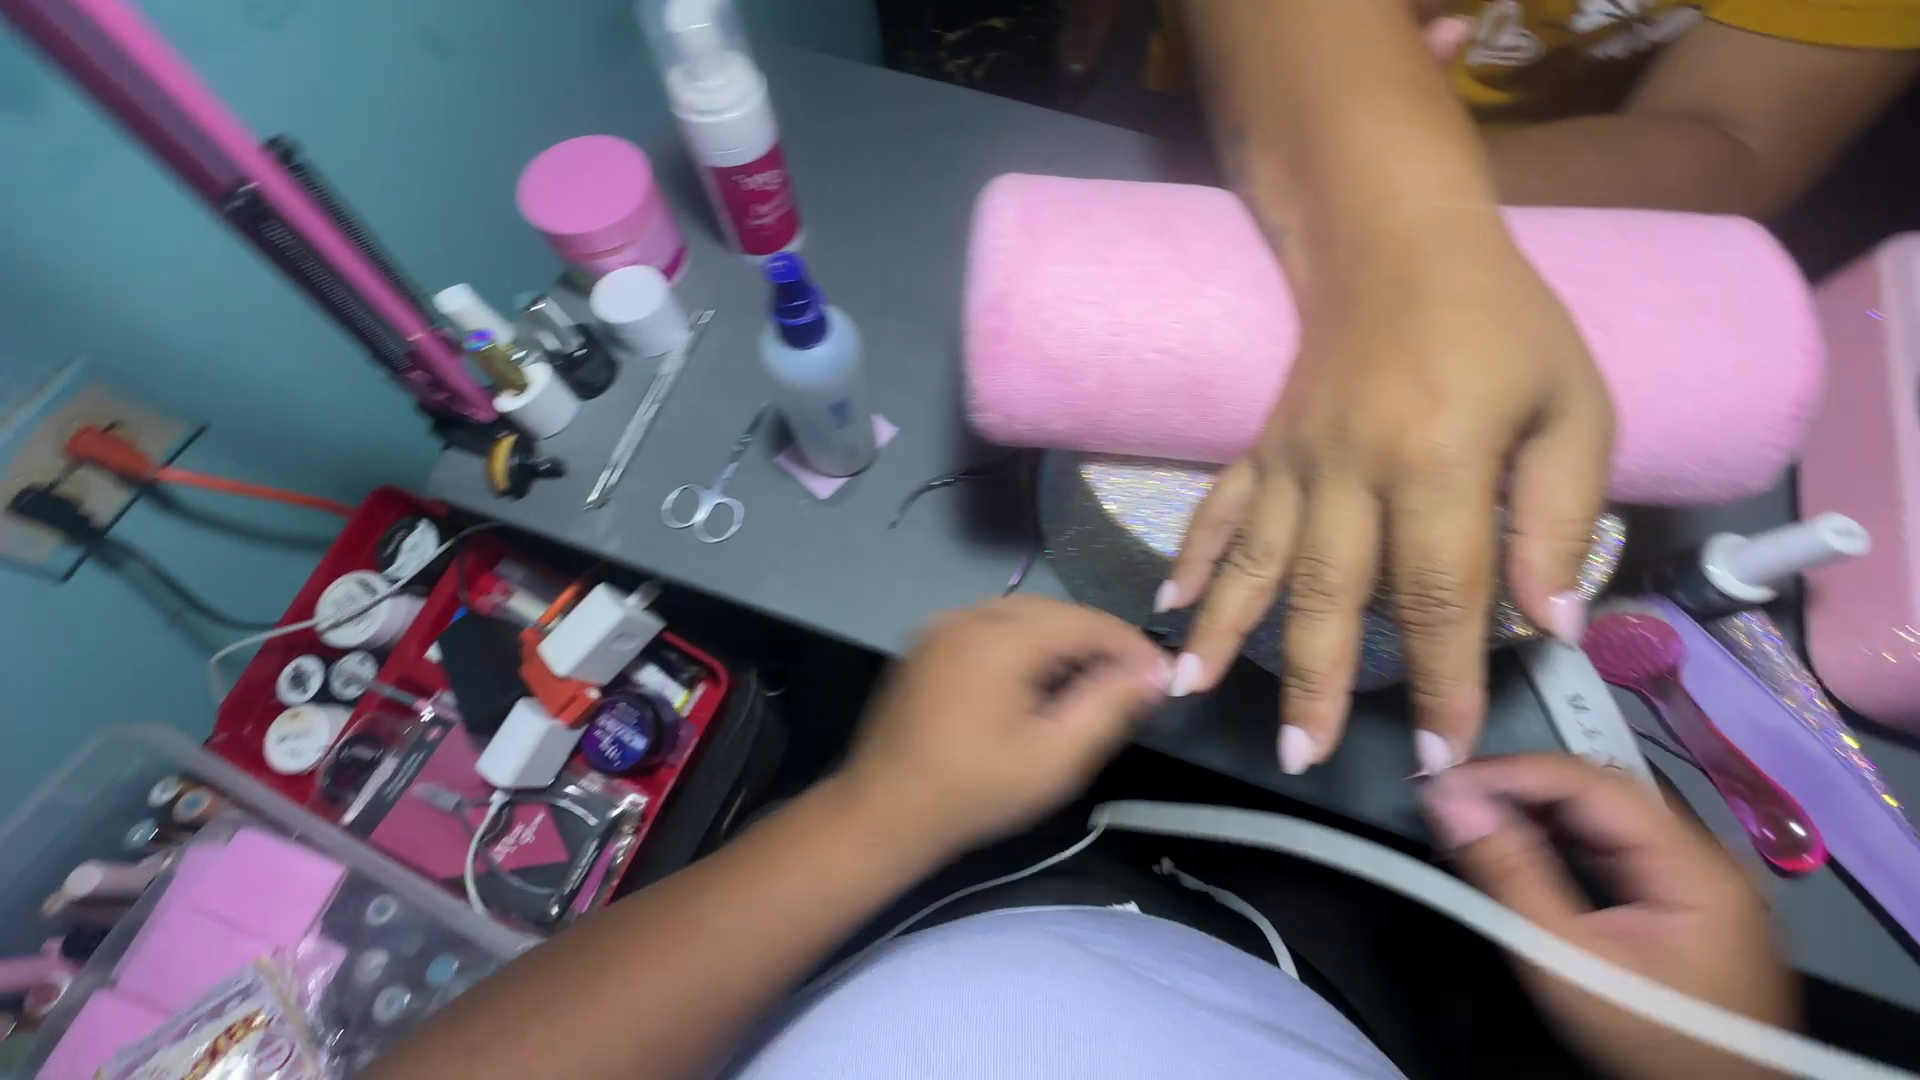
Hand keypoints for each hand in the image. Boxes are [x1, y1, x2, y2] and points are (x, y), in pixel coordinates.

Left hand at [837, 596, 1170, 856]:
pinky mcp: (929, 644)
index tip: (1165, 676)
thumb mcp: (1056, 757)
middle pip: (1053, 613)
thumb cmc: (975, 791)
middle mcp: (968, 614)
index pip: (1084, 622)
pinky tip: (1039, 682)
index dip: (1131, 646)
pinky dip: (1026, 647)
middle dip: (1097, 644)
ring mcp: (942, 626)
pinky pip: (992, 630)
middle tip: (1133, 683)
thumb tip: (1155, 672)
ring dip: (1062, 644)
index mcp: (998, 635)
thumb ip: (1110, 706)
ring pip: (1022, 618)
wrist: (883, 812)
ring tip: (1092, 685)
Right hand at [1161, 215, 1612, 775]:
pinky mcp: (1259, 451)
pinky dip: (1191, 557)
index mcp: (1435, 462)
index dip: (1442, 678)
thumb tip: (1548, 624)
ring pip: (1253, 561)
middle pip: (1327, 593)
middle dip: (1314, 680)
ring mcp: (1289, 461)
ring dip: (1224, 632)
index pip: (1440, 593)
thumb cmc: (1499, 327)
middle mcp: (1346, 472)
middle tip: (1298, 755)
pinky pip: (1219, 510)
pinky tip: (1169, 603)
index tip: (1439, 750)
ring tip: (1189, 690)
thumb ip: (1557, 518)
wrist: (1394, 252)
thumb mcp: (1571, 408)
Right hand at [1424, 755, 1797, 1079]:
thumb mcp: (1562, 956)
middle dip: (1515, 784)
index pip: (1589, 781)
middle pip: (1593, 787)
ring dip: (1526, 806)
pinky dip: (1547, 832)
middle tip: (1449, 797)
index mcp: (1691, 864)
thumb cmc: (1644, 1035)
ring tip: (1467, 818)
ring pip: (1593, 809)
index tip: (1442, 778)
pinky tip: (1507, 843)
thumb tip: (1447, 799)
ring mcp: (1687, 871)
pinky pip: (1599, 837)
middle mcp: (1699, 853)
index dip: (1509, 771)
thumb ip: (1505, 871)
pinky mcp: (1669, 889)